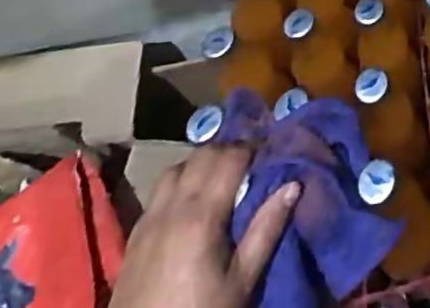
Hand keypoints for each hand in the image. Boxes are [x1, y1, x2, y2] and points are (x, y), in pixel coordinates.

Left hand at [110, 144, 300, 307]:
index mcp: (202, 214)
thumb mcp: (242, 282)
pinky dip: (181, 177)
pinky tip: (191, 197)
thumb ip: (266, 229)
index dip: (252, 148)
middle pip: (203, 154)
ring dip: (202, 160)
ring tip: (221, 175)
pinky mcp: (136, 231)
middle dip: (229, 149)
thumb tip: (293, 186)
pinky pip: (160, 187)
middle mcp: (174, 205)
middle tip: (251, 161)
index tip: (270, 150)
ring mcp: (150, 216)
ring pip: (178, 165)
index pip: (230, 158)